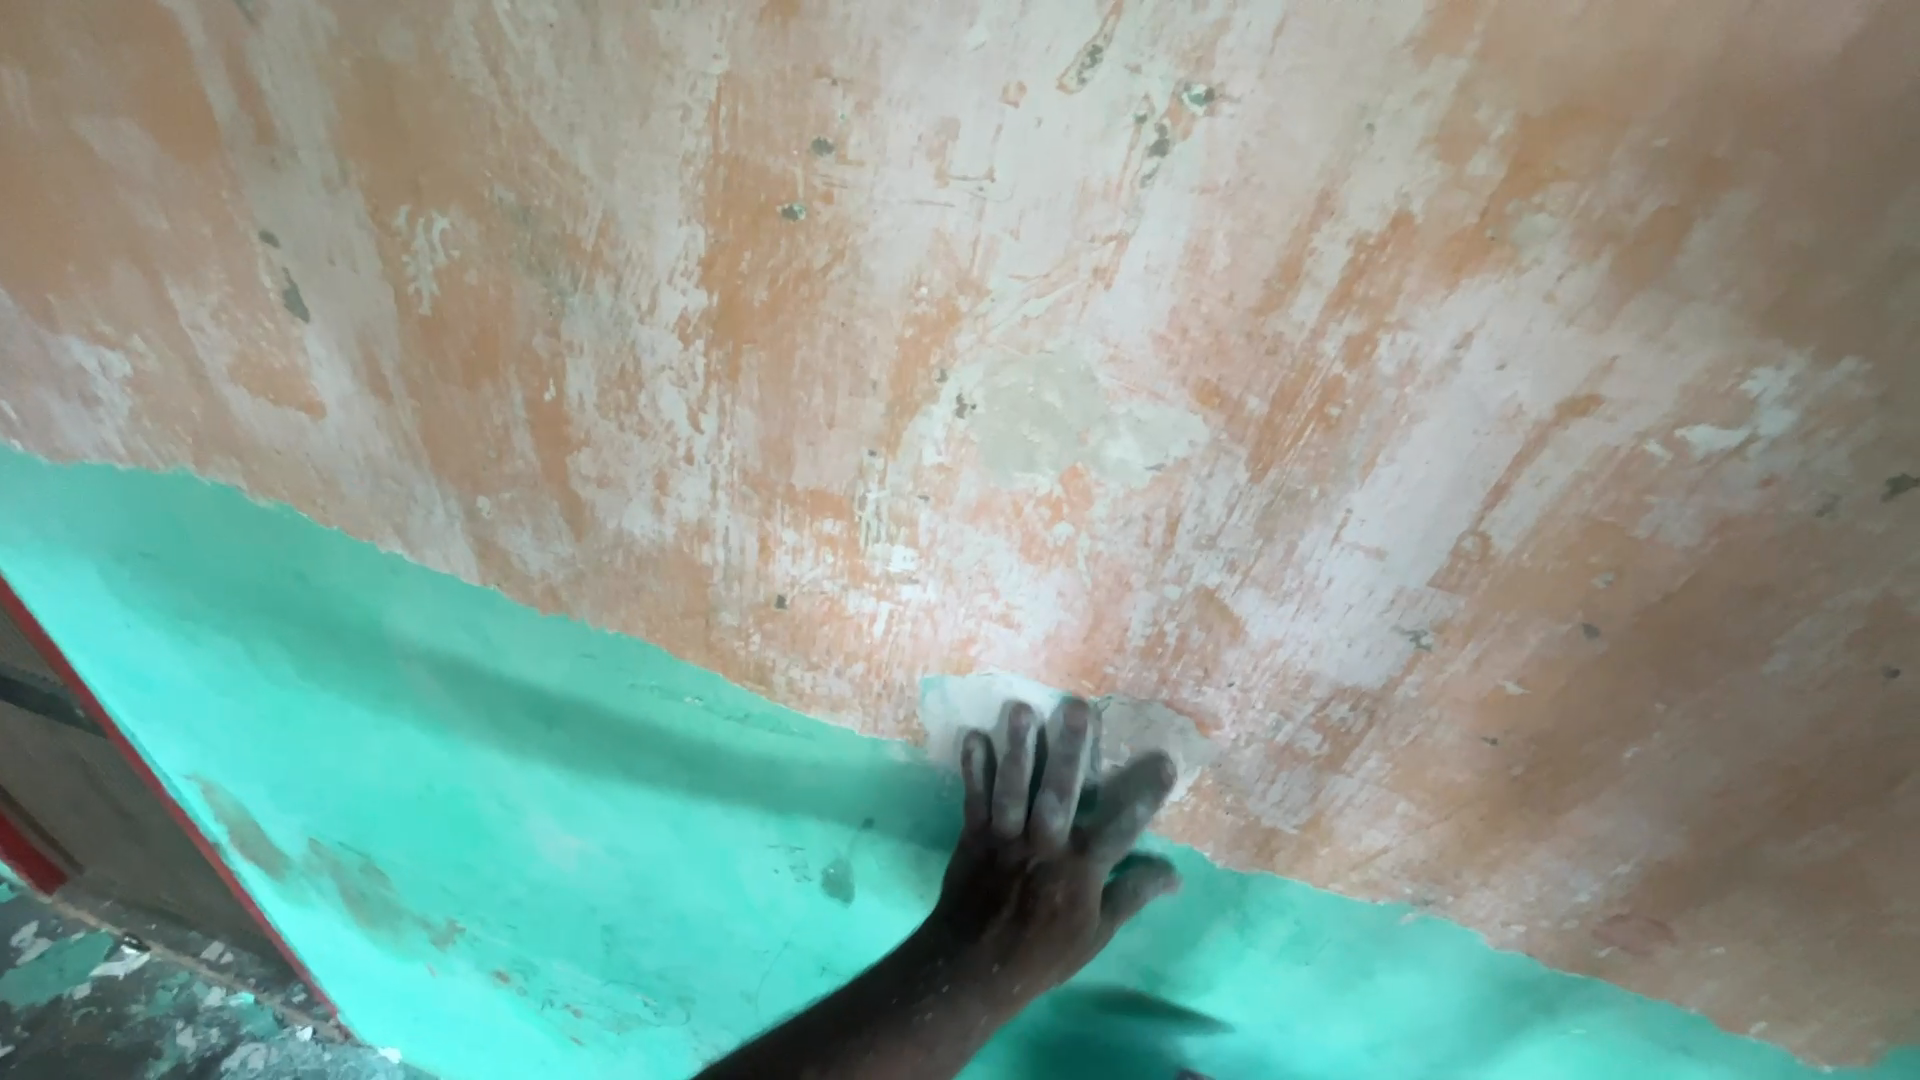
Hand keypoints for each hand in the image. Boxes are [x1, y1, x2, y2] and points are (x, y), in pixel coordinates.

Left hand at [926, 697, 1181, 1008]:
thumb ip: (1132, 895)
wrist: (975, 968)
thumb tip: (1175, 873)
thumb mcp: (1097, 932)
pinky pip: (974, 797)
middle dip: (1068, 750)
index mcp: (1080, 871)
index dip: (1144, 795)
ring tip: (1020, 709)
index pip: (1121, 827)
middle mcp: (1045, 846)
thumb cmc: (1043, 951)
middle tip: (1076, 708)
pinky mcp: (975, 835)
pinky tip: (973, 735)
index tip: (1165, 761)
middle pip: (1060, 793)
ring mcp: (1006, 838)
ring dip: (1017, 748)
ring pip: (1013, 787)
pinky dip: (973, 768)